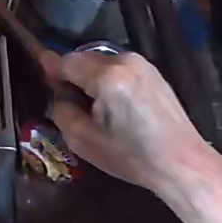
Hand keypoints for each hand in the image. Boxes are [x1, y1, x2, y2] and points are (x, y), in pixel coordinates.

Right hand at [45, 50, 215, 193]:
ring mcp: (143, 64)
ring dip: (91, 77)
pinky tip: (111, 104)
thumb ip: (63, 111)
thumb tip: (60, 96)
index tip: (40, 72)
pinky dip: (108, 79)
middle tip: (65, 99)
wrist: (181, 163)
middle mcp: (125, 61)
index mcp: (107, 77)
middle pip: (85, 58)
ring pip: (102, 62)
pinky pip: (120, 68)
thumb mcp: (84, 140)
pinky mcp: (154, 72)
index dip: (50, 68)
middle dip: (72, 74)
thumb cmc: (132, 156)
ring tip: (90, 104)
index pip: (67, 62)